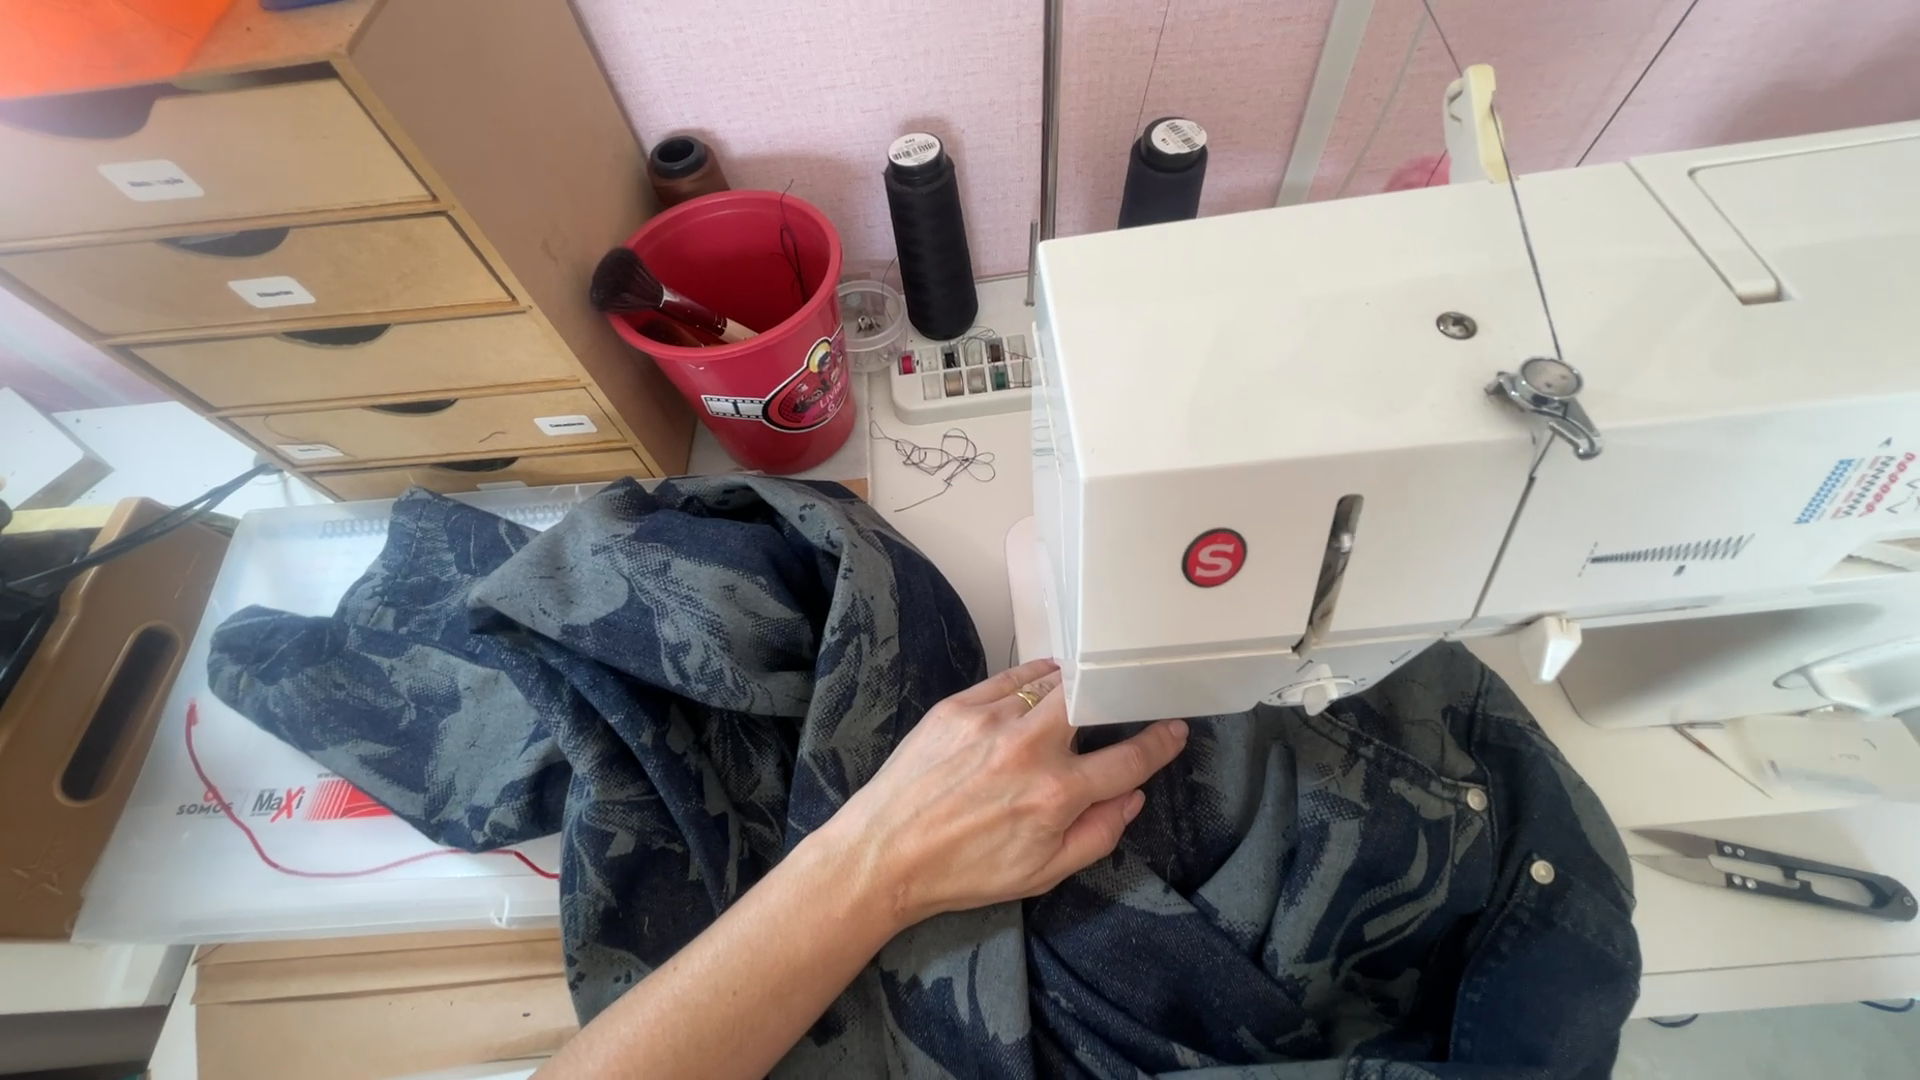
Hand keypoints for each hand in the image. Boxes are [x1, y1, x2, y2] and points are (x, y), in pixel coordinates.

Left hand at [817, 658, 1188, 929]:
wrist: (885, 851)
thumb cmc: (966, 871)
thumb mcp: (1043, 873)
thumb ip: (1098, 834)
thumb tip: (1133, 795)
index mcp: (1056, 795)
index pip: (1126, 760)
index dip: (1158, 742)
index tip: (1173, 727)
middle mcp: (1029, 748)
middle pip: (1090, 700)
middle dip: (1116, 694)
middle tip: (1124, 695)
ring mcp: (991, 720)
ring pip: (1051, 682)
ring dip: (1075, 683)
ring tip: (1084, 688)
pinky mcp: (959, 705)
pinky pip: (1010, 678)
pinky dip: (1035, 676)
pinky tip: (1044, 680)